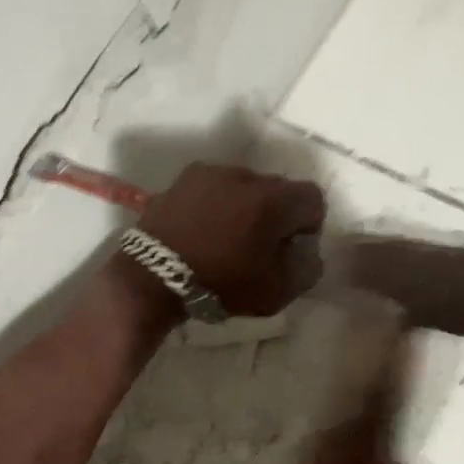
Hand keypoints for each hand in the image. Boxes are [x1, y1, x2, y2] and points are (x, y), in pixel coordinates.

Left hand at [137, 162, 324, 316]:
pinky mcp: (183, 179)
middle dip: (276, 214)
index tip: (290, 249)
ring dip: (245, 206)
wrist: (152, 278)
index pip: (312, 198)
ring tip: (226, 237)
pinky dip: (217, 203)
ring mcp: (211, 173)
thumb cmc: (220, 285)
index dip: (308, 225)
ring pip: (244, 186)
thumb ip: (307, 267)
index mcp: (274, 199)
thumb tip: (307, 250)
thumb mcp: (276, 291)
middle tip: (259, 246)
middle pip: (278, 189)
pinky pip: (214, 187)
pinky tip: (202, 229)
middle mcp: (246, 175)